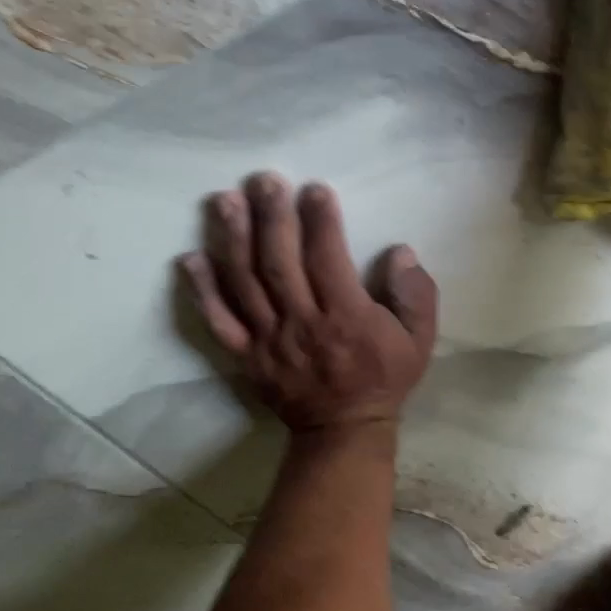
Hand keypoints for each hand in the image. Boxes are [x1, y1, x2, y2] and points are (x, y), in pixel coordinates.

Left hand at [179, 172, 437, 435]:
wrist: (343, 430)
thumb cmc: (385, 377)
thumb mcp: (420, 338)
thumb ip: (416, 294)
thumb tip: (400, 252)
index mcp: (346, 316)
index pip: (328, 258)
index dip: (321, 221)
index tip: (314, 188)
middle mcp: (302, 322)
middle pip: (280, 263)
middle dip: (272, 218)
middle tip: (264, 180)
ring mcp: (268, 339)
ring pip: (245, 283)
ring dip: (233, 240)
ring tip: (224, 201)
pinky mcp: (245, 355)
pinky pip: (219, 321)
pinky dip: (202, 290)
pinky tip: (190, 258)